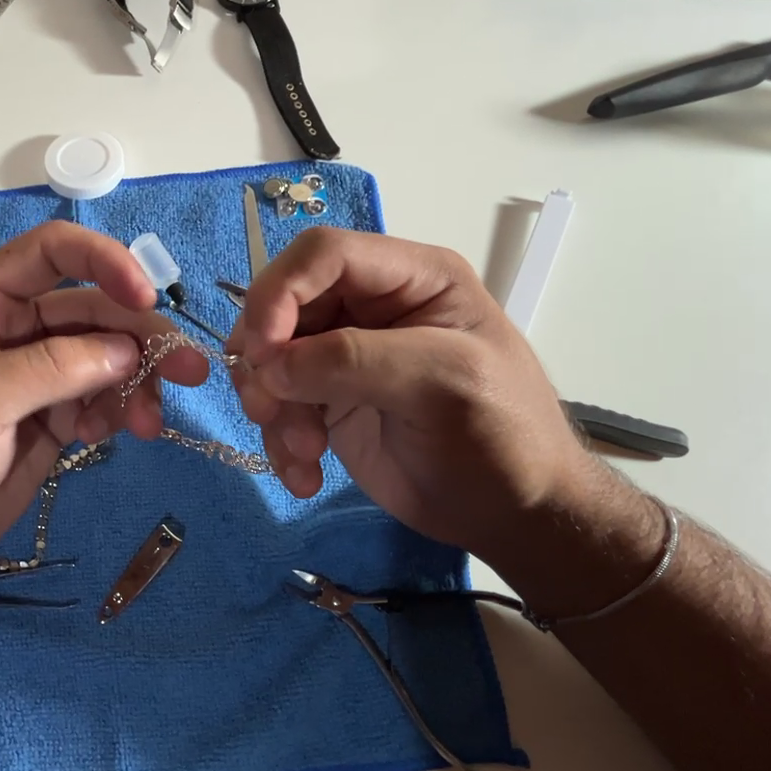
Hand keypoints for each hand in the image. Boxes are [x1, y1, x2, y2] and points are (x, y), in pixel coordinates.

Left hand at [0, 222, 206, 585]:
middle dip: (142, 336)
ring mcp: (43, 368)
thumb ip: (53, 367)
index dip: (103, 261)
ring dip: (139, 381)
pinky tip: (103, 435)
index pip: (52, 252)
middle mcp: (17, 324)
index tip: (145, 295)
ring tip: (147, 423)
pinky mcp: (61, 407)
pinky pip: (107, 392)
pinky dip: (118, 409)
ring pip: (111, 352)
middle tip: (188, 371)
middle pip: (96, 307)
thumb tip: (126, 350)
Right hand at [226, 228, 591, 553]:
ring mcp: (343, 355)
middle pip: (281, 306)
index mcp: (410, 278)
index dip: (279, 292)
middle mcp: (368, 307)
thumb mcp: (441, 382)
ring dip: (272, 407)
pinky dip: (278, 441)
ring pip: (268, 359)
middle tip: (268, 410)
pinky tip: (306, 474)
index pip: (321, 254)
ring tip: (304, 452)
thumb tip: (267, 366)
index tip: (260, 352)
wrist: (510, 515)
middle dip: (266, 361)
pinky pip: (274, 404)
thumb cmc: (498, 436)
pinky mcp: (325, 400)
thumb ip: (353, 360)